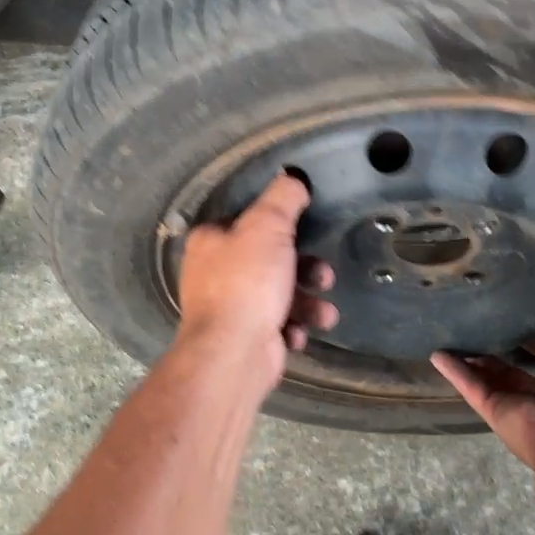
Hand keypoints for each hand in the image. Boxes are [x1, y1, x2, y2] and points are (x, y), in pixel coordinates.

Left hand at [176, 173, 337, 379]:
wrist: (233, 356)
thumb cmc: (247, 282)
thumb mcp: (269, 225)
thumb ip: (284, 198)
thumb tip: (293, 178)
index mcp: (210, 241)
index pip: (245, 221)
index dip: (277, 224)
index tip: (304, 229)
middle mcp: (214, 273)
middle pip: (269, 260)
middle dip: (305, 268)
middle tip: (324, 274)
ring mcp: (229, 309)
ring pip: (279, 295)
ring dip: (308, 302)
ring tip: (323, 314)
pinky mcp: (244, 339)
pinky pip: (277, 325)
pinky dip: (293, 327)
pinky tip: (297, 334)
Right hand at [430, 294, 534, 470]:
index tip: (521, 285)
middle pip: (515, 351)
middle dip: (502, 329)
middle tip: (482, 297)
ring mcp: (514, 396)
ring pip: (488, 366)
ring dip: (472, 347)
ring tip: (454, 317)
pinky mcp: (492, 406)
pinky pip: (468, 383)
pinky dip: (452, 368)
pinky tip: (435, 349)